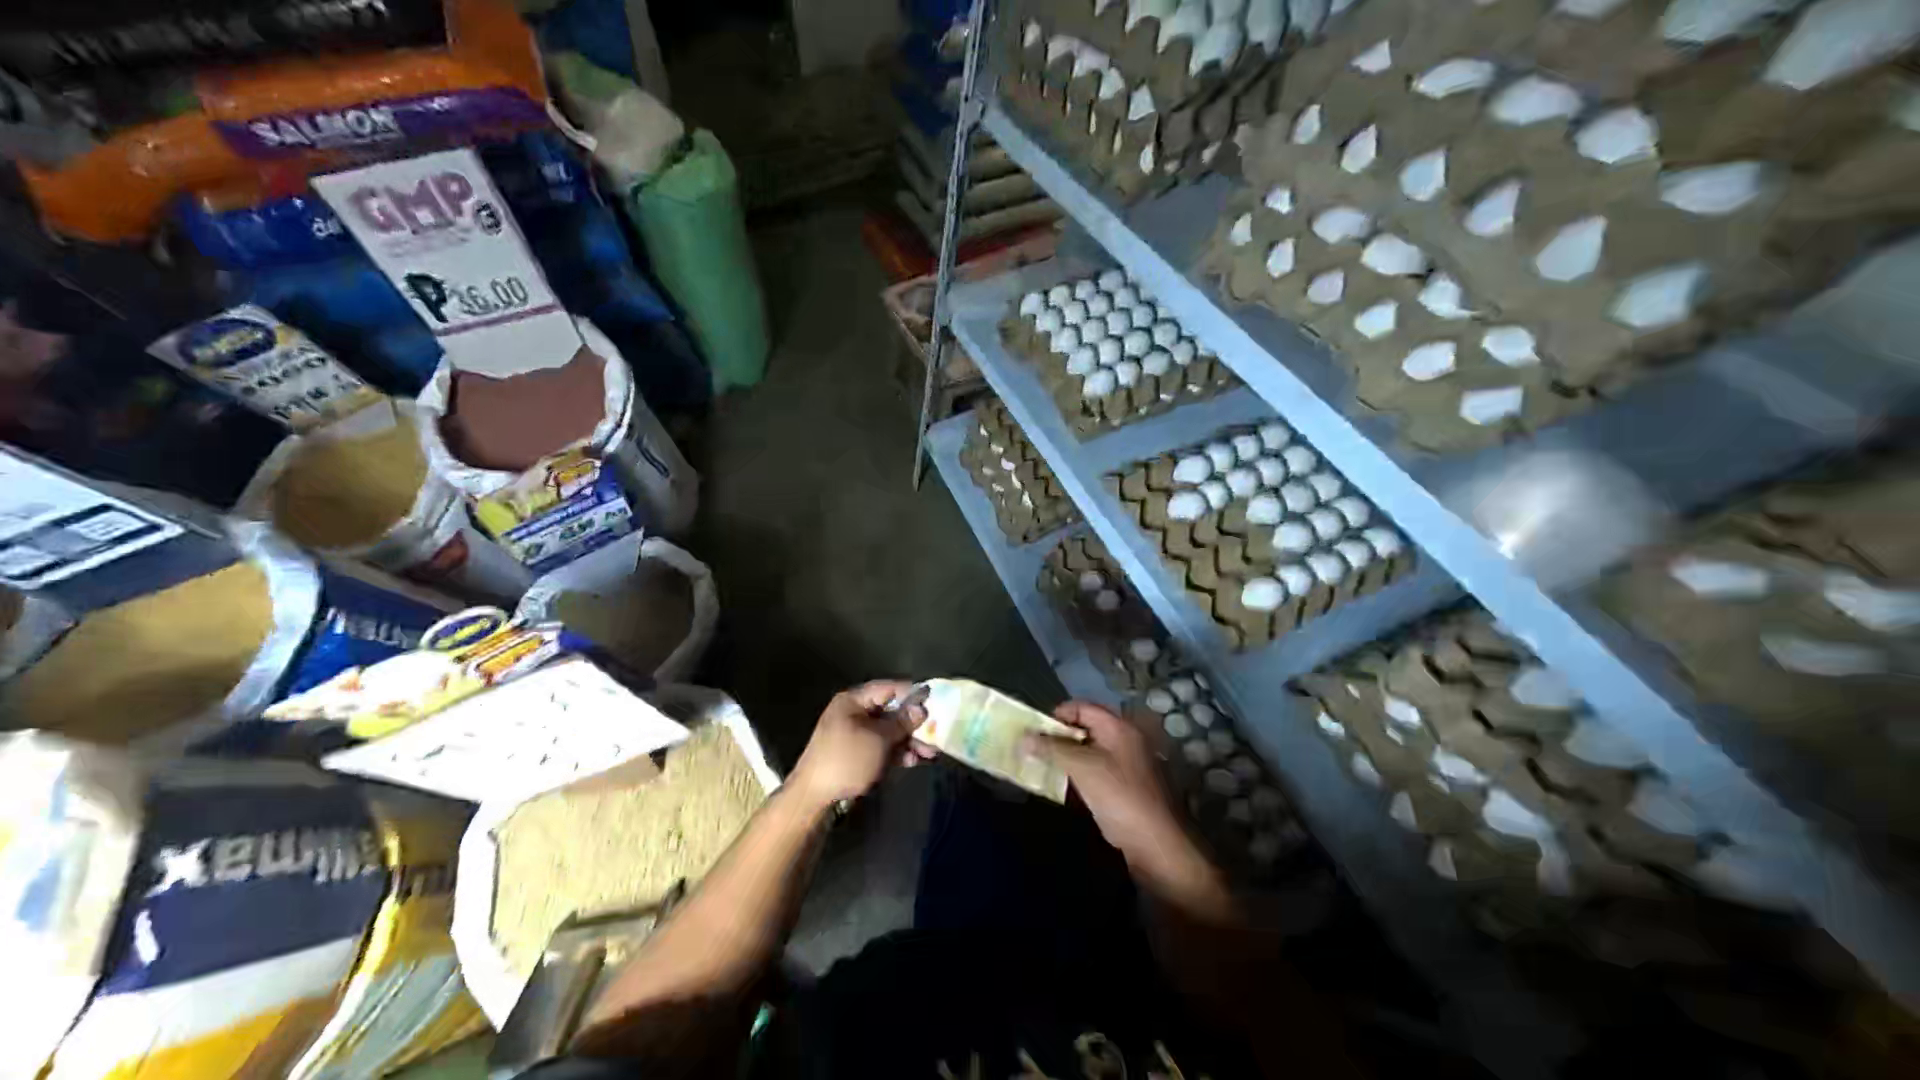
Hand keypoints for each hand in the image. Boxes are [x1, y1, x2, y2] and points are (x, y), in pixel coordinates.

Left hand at [789, 681, 929, 808]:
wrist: (814, 797)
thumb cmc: (846, 760)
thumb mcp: (878, 739)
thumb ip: (902, 722)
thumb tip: (921, 707)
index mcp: (853, 701)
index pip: (888, 688)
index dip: (912, 694)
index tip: (935, 702)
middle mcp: (854, 713)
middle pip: (891, 712)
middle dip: (914, 724)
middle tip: (936, 734)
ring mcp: (855, 735)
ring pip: (889, 732)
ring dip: (910, 741)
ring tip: (930, 753)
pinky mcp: (858, 754)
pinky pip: (883, 747)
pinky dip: (898, 752)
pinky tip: (915, 761)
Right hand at [1032, 701, 1234, 920]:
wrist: (1156, 846)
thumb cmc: (1120, 797)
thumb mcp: (1082, 768)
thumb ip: (1052, 749)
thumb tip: (1023, 737)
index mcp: (1119, 728)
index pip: (1082, 707)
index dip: (1056, 715)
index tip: (1033, 731)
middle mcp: (1125, 742)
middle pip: (1085, 729)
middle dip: (1057, 738)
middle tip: (1032, 751)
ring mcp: (1127, 767)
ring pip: (1089, 754)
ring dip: (1065, 759)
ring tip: (1041, 769)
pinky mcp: (1125, 791)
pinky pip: (1095, 774)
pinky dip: (1077, 777)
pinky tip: (1062, 790)